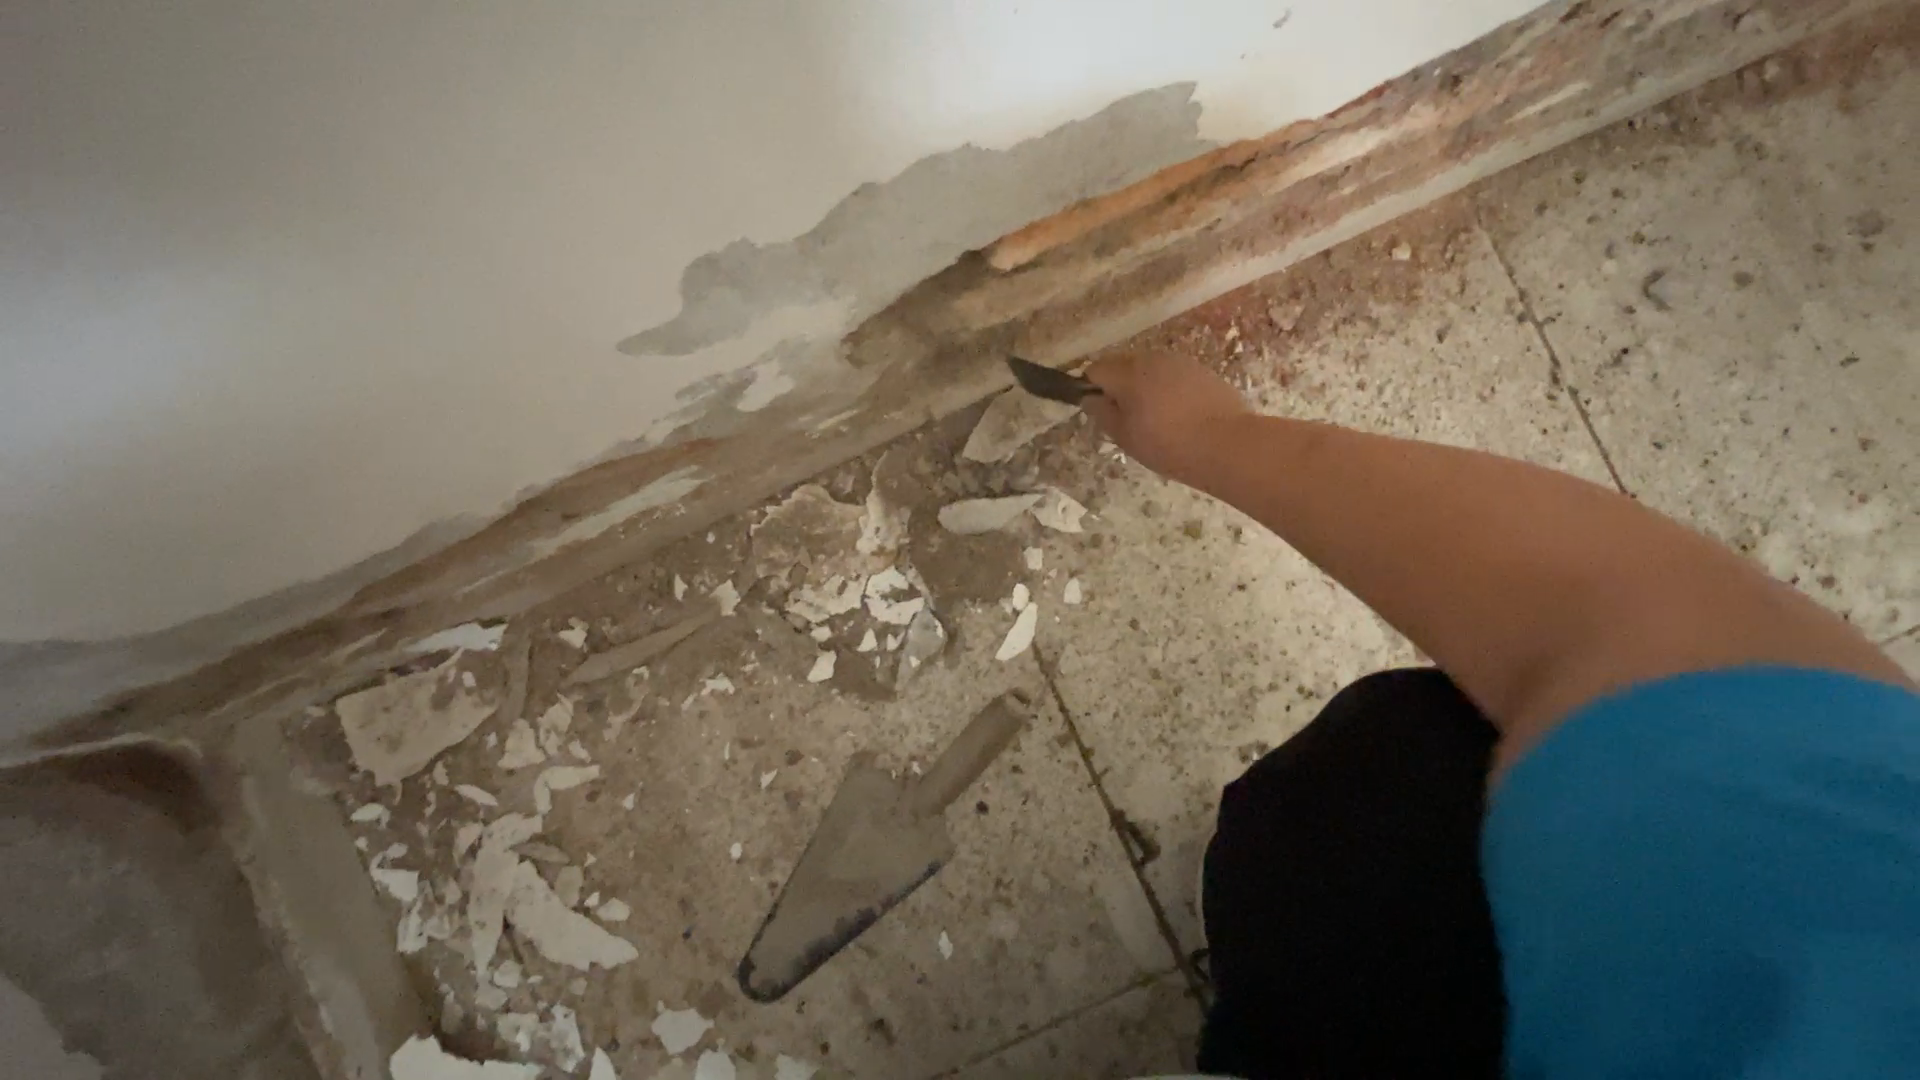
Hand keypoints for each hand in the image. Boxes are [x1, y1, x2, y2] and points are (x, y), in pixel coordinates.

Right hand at [1082, 351, 1251, 483]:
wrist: (1227, 445)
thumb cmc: (1169, 445)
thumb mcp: (1126, 437)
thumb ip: (1103, 414)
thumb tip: (1090, 399)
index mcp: (1129, 373)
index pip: (1096, 370)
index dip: (1091, 389)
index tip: (1100, 411)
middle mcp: (1152, 358)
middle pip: (1123, 364)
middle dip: (1118, 386)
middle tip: (1127, 418)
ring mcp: (1180, 362)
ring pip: (1149, 368)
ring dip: (1144, 386)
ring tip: (1155, 418)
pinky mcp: (1202, 370)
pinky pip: (1172, 374)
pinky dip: (1167, 389)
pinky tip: (1178, 415)